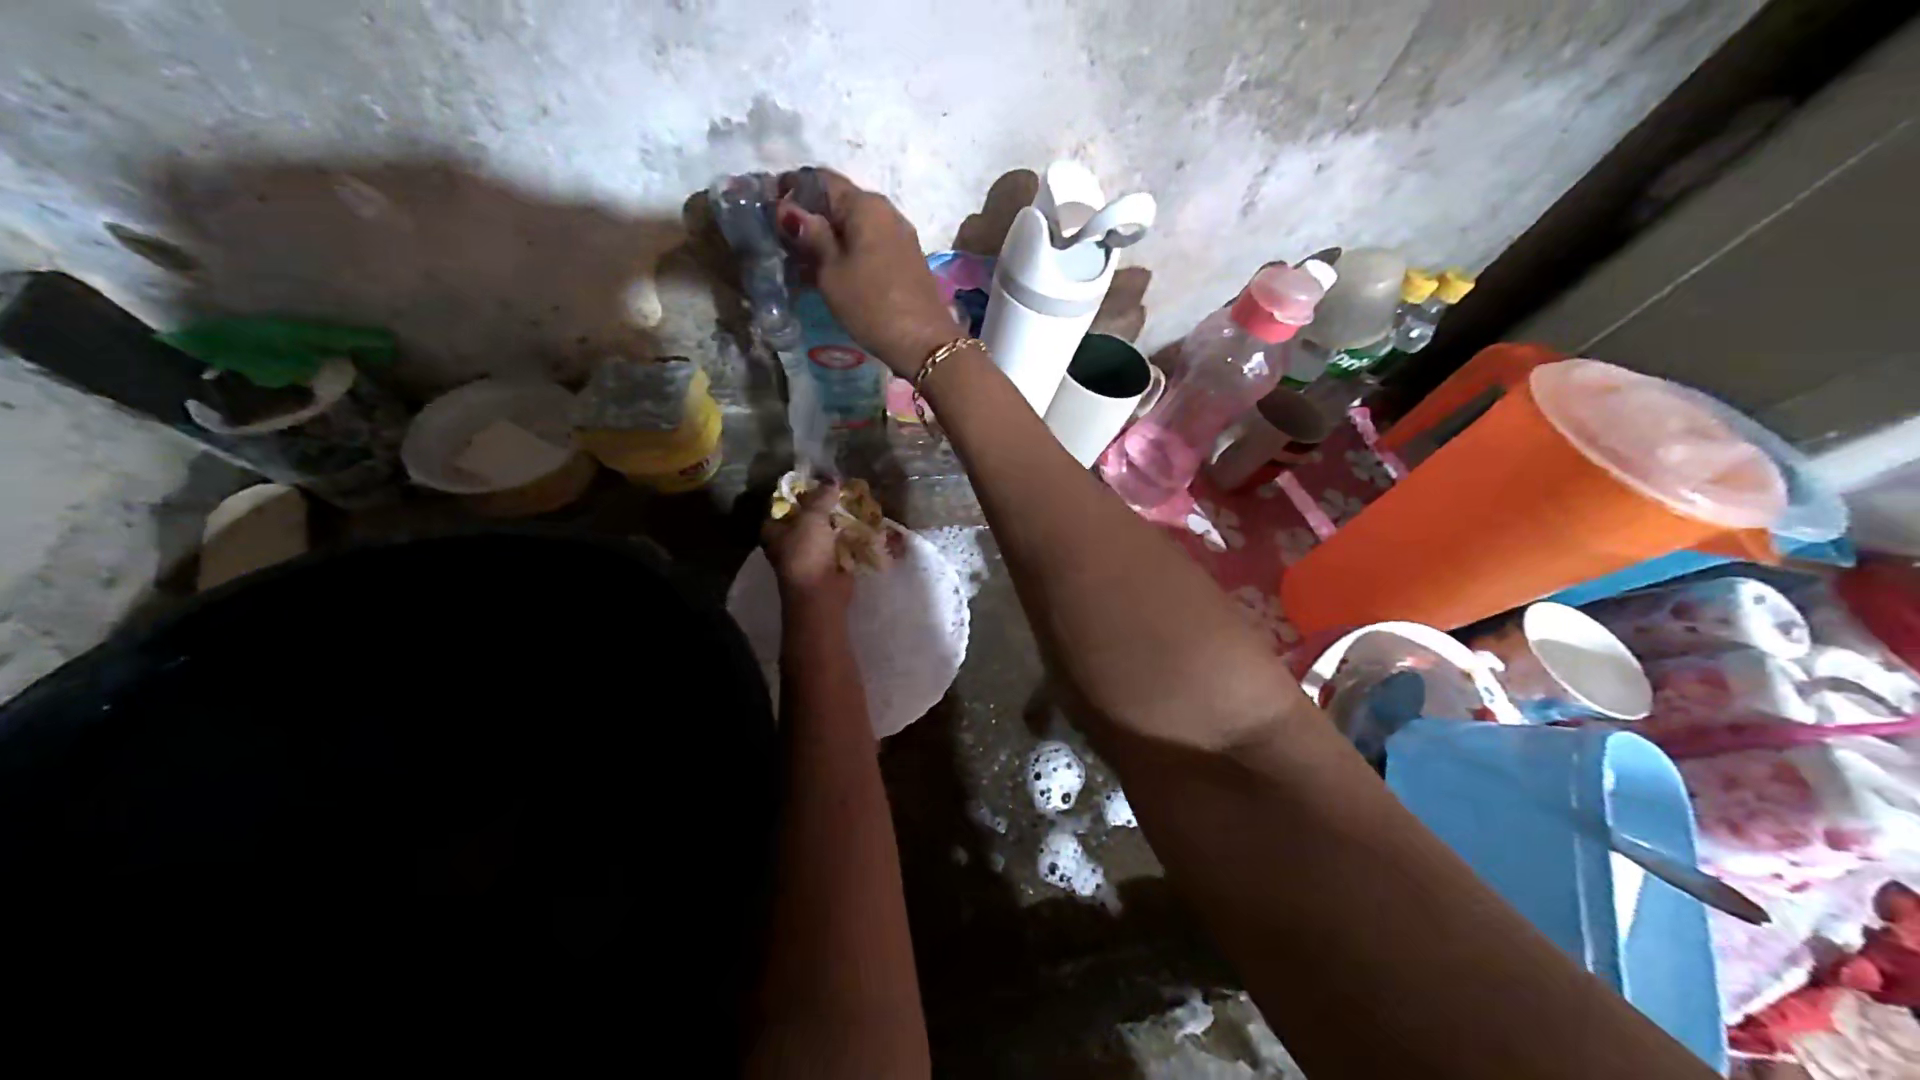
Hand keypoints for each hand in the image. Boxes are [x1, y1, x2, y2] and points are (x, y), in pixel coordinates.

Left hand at [763, 482, 853, 611]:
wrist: (820, 592)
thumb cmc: (806, 552)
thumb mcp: (812, 518)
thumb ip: (821, 497)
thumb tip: (833, 479)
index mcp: (773, 530)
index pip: (782, 504)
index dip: (798, 491)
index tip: (816, 479)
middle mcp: (788, 541)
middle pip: (805, 516)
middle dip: (822, 504)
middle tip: (839, 488)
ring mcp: (809, 553)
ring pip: (823, 530)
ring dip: (836, 519)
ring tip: (853, 500)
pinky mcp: (828, 563)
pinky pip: (838, 543)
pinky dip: (847, 535)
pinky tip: (860, 521)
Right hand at [777, 168, 964, 377]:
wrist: (924, 343)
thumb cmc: (871, 305)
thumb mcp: (832, 272)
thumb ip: (811, 236)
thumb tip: (789, 209)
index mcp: (865, 205)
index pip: (820, 180)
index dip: (792, 187)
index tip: (770, 204)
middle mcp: (886, 211)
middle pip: (840, 202)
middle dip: (810, 215)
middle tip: (782, 238)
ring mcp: (900, 236)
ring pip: (855, 225)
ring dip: (829, 236)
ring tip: (802, 258)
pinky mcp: (906, 260)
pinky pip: (869, 244)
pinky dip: (848, 251)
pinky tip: (831, 270)